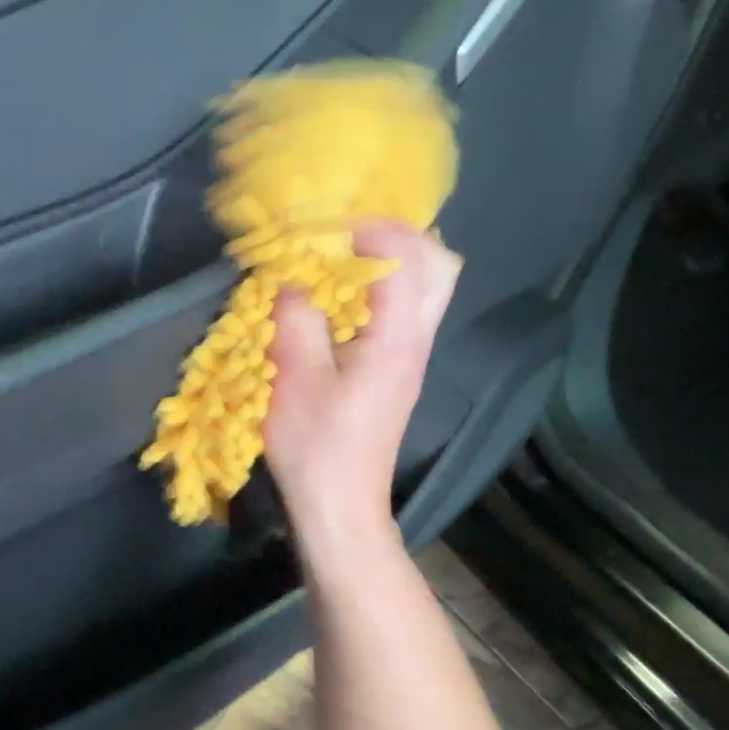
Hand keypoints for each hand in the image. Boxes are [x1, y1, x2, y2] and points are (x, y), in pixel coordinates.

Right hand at [261, 221, 461, 544]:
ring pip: (426, 288)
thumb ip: (296, 319)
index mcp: (397, 338)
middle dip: (397, 235)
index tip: (321, 225)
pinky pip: (404, 310)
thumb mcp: (294, 379)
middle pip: (438, 265)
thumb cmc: (316, 445)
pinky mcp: (396, 372)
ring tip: (339, 259)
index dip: (367, 229)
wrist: (339, 504)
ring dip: (390, 261)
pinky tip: (338, 300)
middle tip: (346, 233)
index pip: (406, 257)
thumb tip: (290, 276)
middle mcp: (417, 340)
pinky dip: (379, 289)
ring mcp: (412, 358)